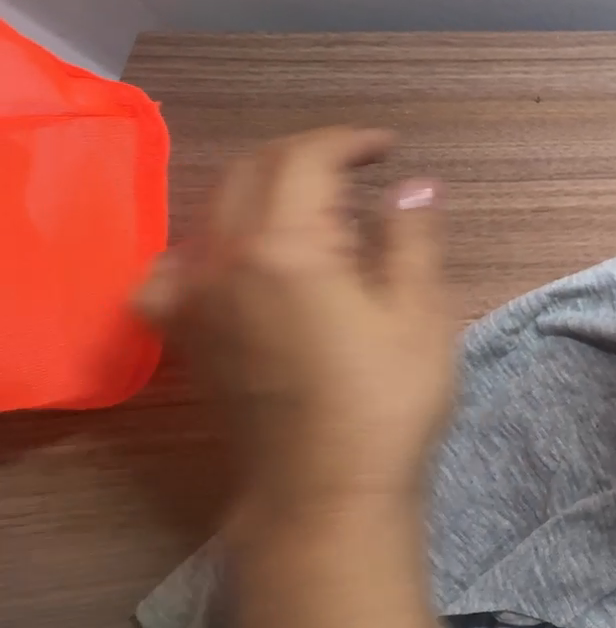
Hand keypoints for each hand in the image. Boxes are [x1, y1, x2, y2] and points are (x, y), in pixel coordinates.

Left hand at [137, 128, 453, 516]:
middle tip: (365, 163)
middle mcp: (222, 260)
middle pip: (252, 174)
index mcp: (285, 247)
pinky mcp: (187, 332)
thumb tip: (414, 184)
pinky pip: (183, 262)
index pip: (303, 161)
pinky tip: (241, 257)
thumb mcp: (420, 311)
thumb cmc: (391, 395)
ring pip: (218, 211)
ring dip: (270, 189)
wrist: (328, 485)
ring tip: (323, 203)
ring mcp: (192, 298)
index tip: (390, 147)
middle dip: (309, 155)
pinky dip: (219, 240)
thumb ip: (410, 238)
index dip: (348, 142)